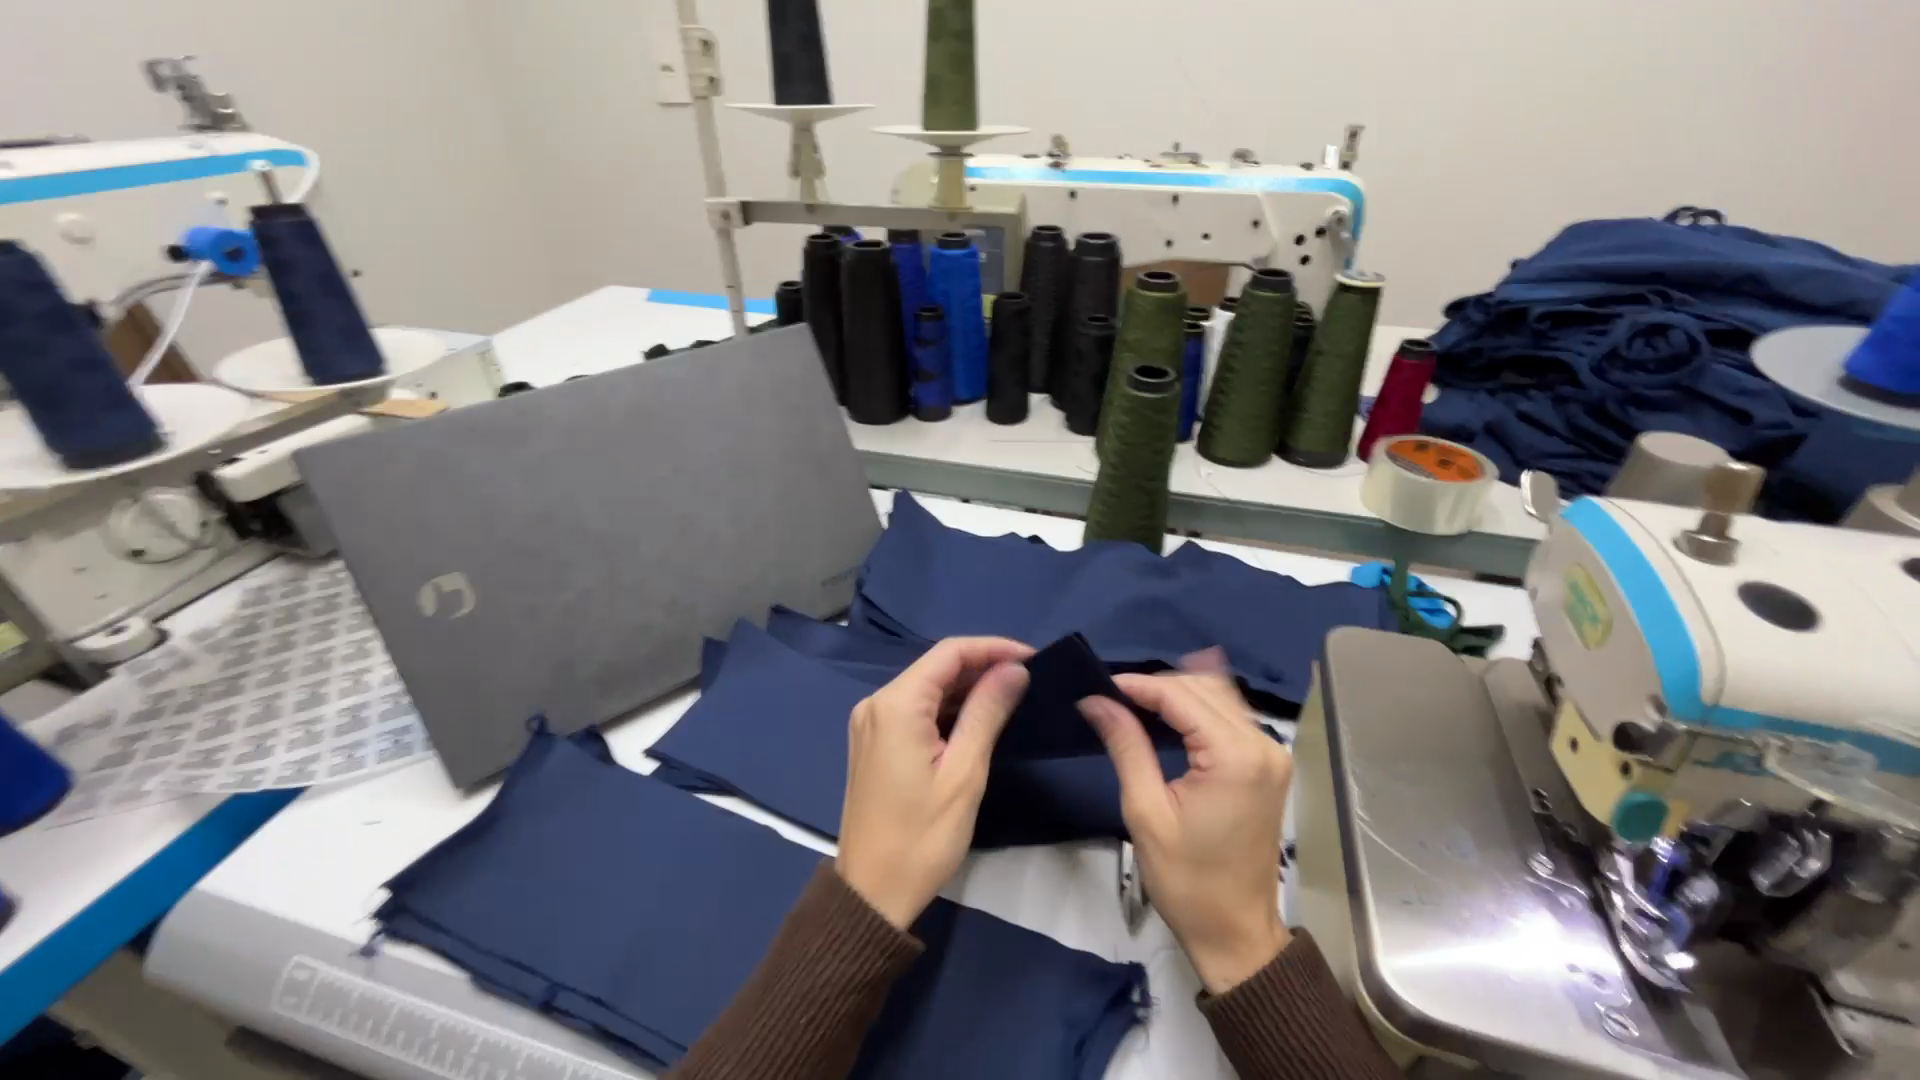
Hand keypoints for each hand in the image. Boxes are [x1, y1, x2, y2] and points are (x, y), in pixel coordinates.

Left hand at [836, 636, 1033, 929]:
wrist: (872, 893)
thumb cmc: (922, 837)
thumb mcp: (964, 772)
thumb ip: (988, 712)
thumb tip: (1014, 670)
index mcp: (895, 705)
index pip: (949, 653)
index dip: (993, 648)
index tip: (1033, 658)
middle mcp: (876, 704)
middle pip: (935, 667)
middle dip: (982, 667)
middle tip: (1029, 680)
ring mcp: (870, 723)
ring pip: (926, 689)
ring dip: (966, 689)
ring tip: (1013, 696)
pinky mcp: (873, 743)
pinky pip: (914, 711)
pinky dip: (947, 710)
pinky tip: (978, 719)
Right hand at [1080, 650, 1292, 993]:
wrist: (1235, 932)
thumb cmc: (1187, 880)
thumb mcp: (1145, 812)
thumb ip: (1126, 746)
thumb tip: (1097, 701)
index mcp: (1236, 757)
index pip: (1182, 696)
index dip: (1138, 685)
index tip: (1098, 686)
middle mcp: (1263, 745)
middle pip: (1204, 688)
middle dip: (1156, 686)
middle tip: (1111, 698)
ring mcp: (1271, 754)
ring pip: (1220, 697)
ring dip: (1177, 694)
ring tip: (1132, 704)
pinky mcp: (1269, 765)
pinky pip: (1230, 718)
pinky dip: (1197, 710)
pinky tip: (1167, 716)